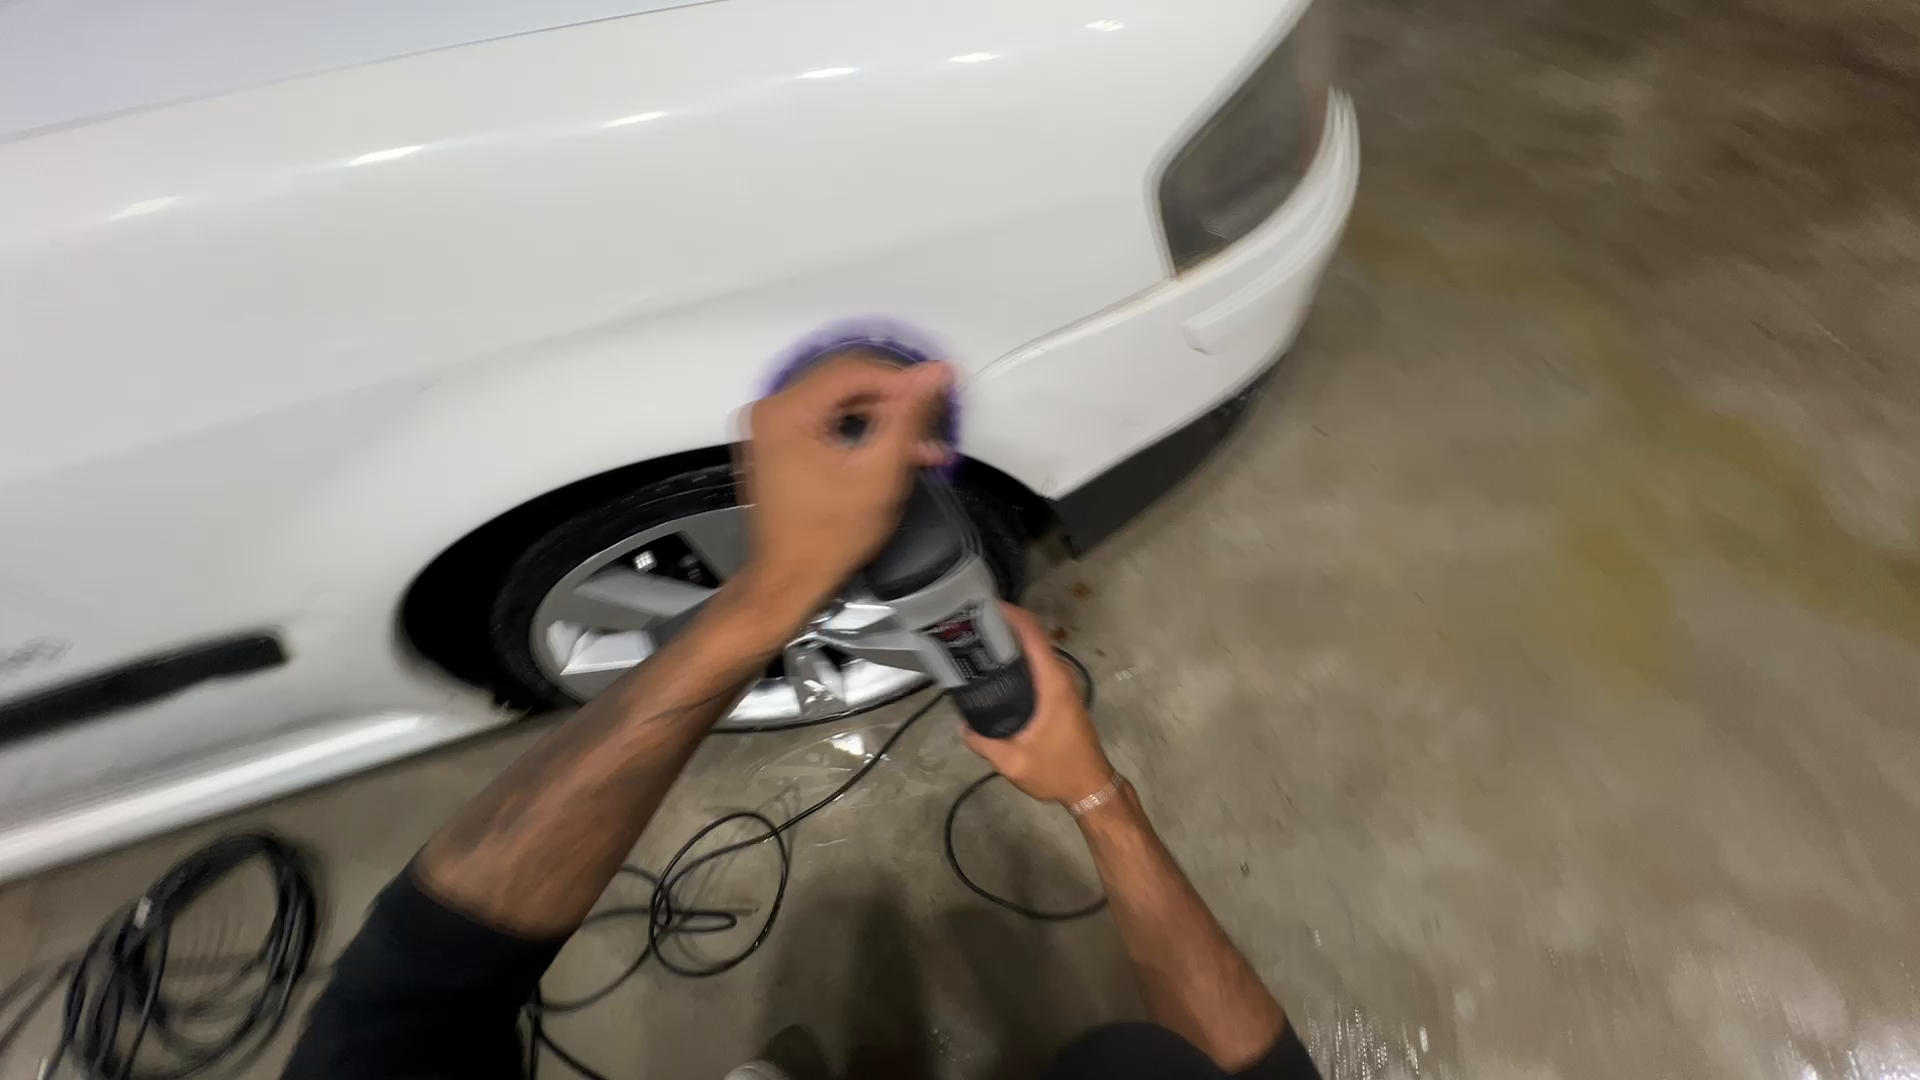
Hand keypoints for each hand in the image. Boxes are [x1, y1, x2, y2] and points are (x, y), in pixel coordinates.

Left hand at [737, 351, 953, 609]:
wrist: (790, 580)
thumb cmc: (829, 537)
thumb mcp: (879, 473)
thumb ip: (909, 417)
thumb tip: (936, 374)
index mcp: (786, 411)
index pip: (853, 372)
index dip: (901, 380)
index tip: (940, 391)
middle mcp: (772, 410)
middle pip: (847, 385)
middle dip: (895, 404)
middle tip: (934, 425)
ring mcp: (774, 427)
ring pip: (843, 405)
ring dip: (884, 423)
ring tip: (925, 448)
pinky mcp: (782, 444)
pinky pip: (830, 424)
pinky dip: (863, 436)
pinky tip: (898, 454)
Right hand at [961, 603, 1114, 805]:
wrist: (1091, 788)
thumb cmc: (1057, 771)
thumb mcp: (1012, 761)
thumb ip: (983, 742)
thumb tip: (963, 727)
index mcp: (1052, 682)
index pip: (1033, 633)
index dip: (1011, 614)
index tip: (984, 607)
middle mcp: (1060, 676)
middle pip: (1033, 637)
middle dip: (1004, 626)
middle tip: (971, 628)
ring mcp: (1064, 685)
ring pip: (1036, 652)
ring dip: (1012, 644)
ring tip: (978, 646)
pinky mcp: (1062, 695)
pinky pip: (1039, 667)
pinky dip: (1020, 661)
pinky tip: (997, 673)